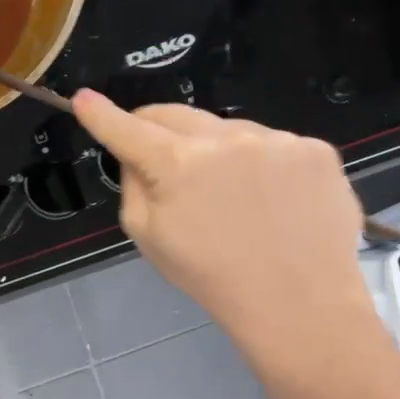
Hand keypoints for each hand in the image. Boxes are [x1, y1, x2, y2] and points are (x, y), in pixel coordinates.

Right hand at [72, 89, 374, 340]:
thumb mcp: (145, 233)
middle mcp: (228, 138)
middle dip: (156, 131)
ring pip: (224, 128)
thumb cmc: (207, 272)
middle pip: (174, 115)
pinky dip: (256, 161)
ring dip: (211, 148)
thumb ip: (133, 183)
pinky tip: (264, 196)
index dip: (100, 114)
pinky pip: (270, 143)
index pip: (127, 128)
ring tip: (226, 194)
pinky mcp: (316, 149)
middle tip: (157, 162)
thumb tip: (136, 154)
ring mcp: (278, 140)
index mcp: (178, 163)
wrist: (297, 299)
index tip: (83, 99)